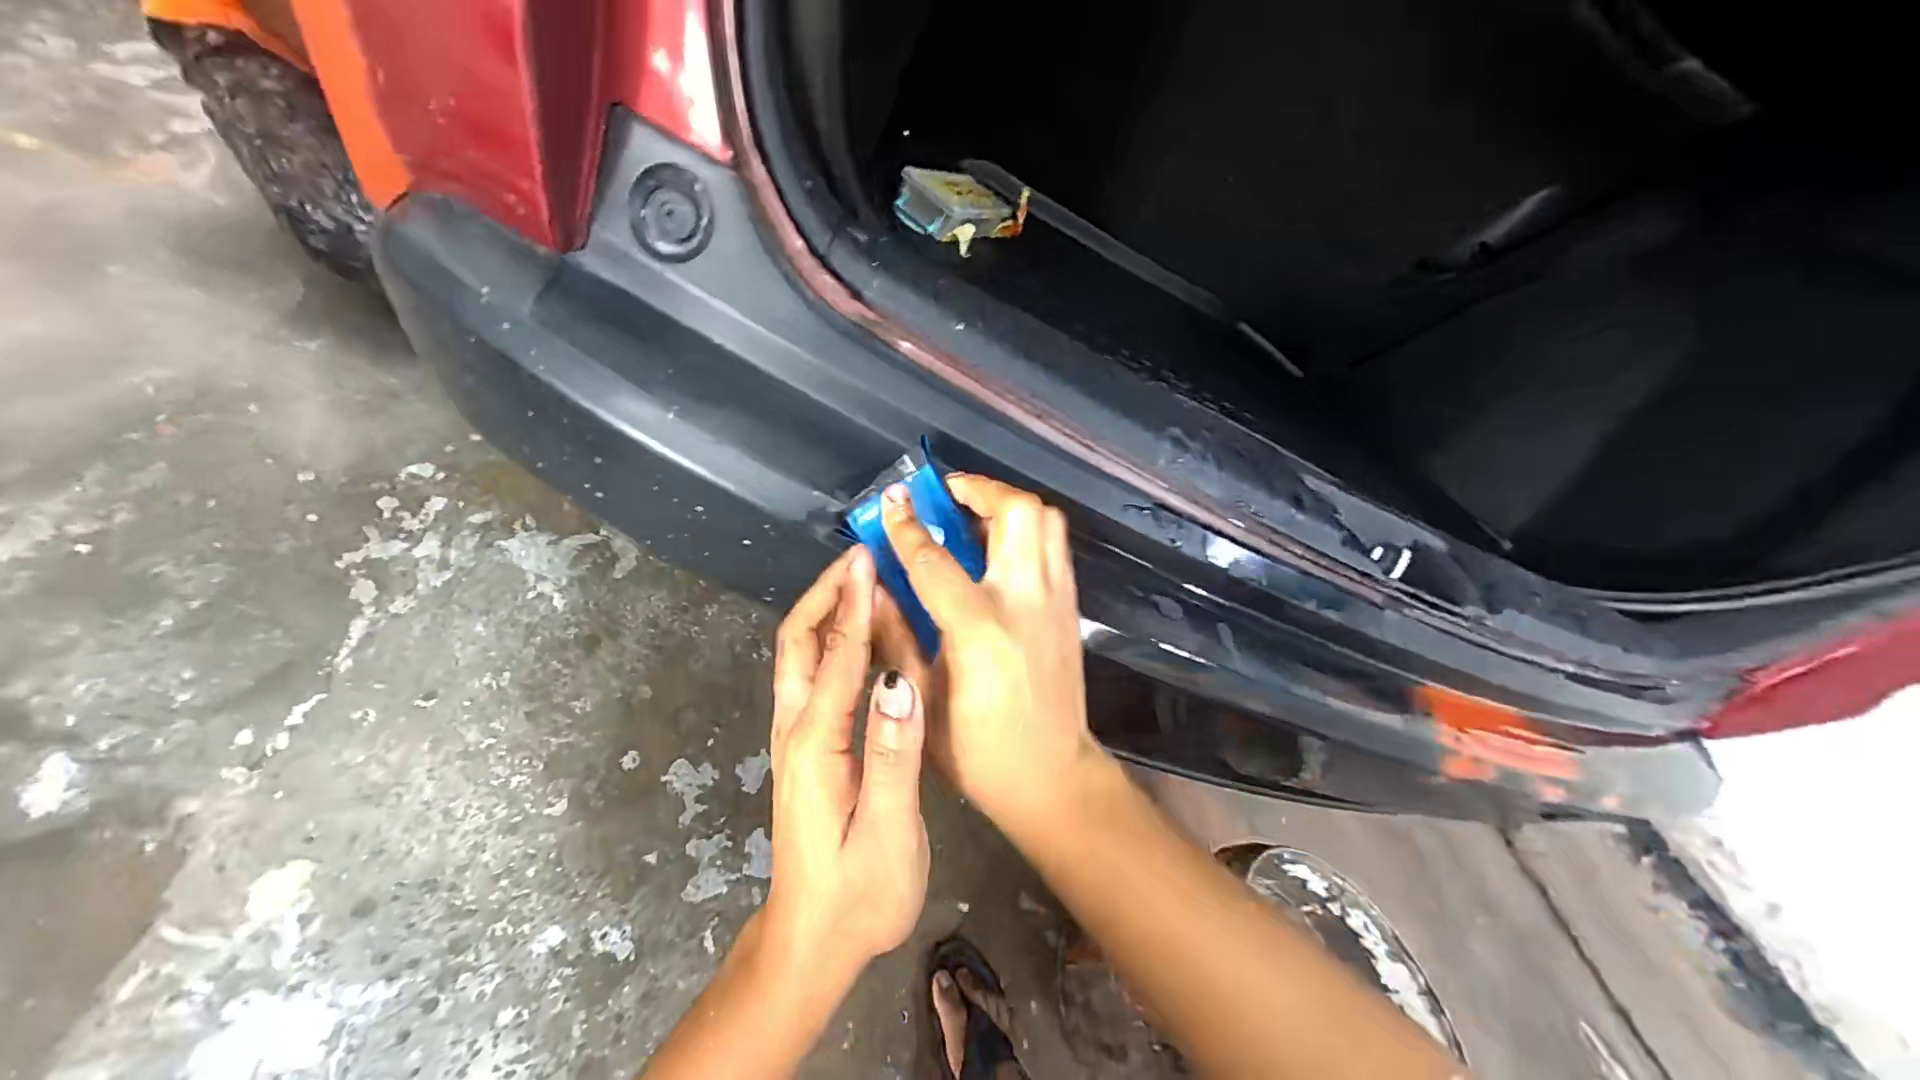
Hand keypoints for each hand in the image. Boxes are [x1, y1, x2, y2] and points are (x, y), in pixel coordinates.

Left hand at [762, 547, 929, 983]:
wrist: (813, 941)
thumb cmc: (857, 896)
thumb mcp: (885, 833)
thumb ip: (893, 755)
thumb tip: (899, 681)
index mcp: (815, 746)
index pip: (834, 659)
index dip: (852, 606)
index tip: (869, 560)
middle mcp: (795, 731)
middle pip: (797, 644)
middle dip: (825, 594)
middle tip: (861, 557)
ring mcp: (796, 739)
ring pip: (801, 657)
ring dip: (827, 611)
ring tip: (864, 580)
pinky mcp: (807, 747)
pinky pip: (814, 677)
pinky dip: (834, 641)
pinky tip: (865, 635)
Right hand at [878, 475, 1109, 828]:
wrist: (1054, 779)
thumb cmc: (980, 753)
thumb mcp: (922, 699)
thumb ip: (896, 635)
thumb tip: (873, 587)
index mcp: (980, 630)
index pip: (935, 559)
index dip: (907, 526)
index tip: (893, 499)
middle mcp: (1026, 602)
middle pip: (1014, 513)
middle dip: (977, 489)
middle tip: (944, 498)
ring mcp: (1057, 601)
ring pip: (1044, 520)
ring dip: (1005, 504)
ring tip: (970, 516)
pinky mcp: (1071, 609)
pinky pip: (1053, 545)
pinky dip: (1025, 530)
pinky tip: (996, 550)